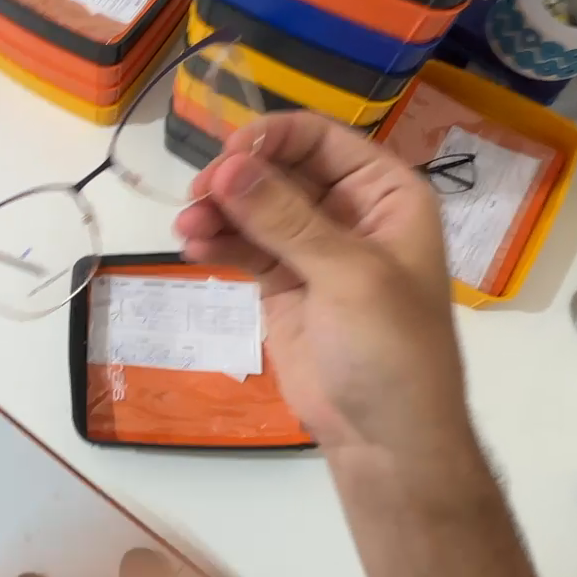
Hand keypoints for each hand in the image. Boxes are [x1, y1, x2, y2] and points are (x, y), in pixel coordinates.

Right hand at [173, 112, 468, 466]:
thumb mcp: (347, 275)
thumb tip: (225, 168)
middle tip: (197, 196)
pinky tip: (192, 248)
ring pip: (253, 208)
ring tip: (186, 229)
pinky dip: (216, 241)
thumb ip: (284, 219)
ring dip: (217, 211)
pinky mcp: (280, 281)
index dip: (272, 139)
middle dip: (236, 179)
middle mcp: (346, 212)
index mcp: (384, 195)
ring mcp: (309, 248)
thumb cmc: (390, 349)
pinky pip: (242, 246)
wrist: (384, 437)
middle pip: (279, 170)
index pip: (321, 141)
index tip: (227, 158)